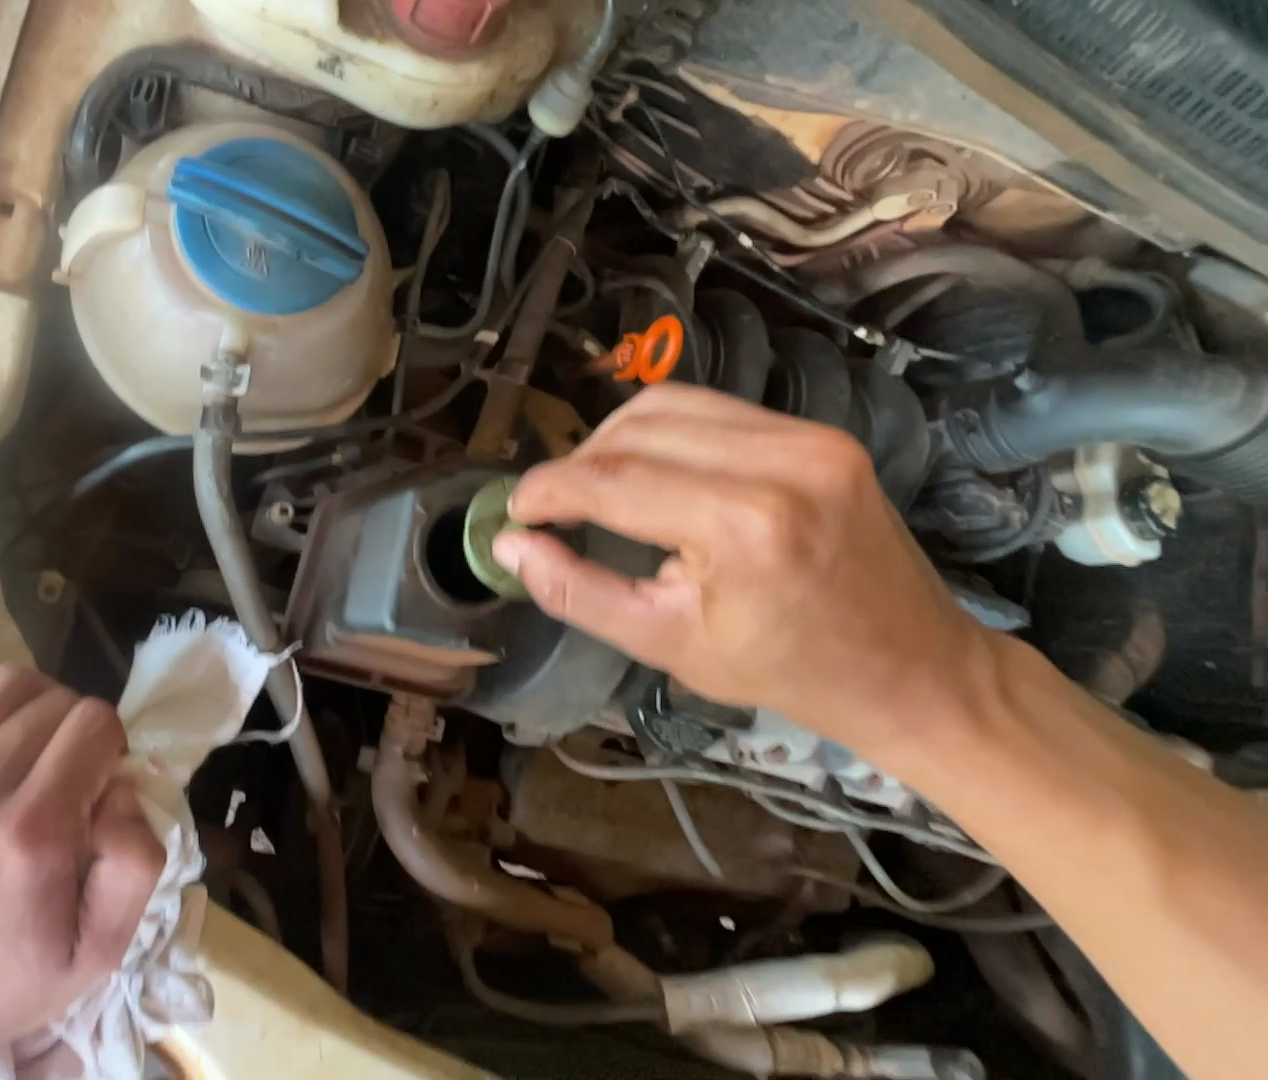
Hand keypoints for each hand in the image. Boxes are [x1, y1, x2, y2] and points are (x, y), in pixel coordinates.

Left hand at [0, 666, 163, 1078]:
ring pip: (5, 682)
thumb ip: (137, 864)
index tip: (101, 786)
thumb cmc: (3, 985)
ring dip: (38, 704)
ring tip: (37, 747)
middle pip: (56, 699)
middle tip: (72, 775)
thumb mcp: (98, 953)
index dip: (113, 746)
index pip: (94, 724)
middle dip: (80, 729)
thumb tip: (123, 789)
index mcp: (30, 836)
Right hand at [493, 384, 994, 757]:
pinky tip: (648, 473)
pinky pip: (711, 410)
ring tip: (593, 489)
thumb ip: (576, 590)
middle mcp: (780, 461)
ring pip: (667, 404)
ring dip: (612, 441)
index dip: (545, 490)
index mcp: (743, 525)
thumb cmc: (783, 670)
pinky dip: (660, 434)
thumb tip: (509, 544)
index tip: (513, 511)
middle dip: (575, 464)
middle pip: (634, 429)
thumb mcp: (664, 644)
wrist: (910, 666)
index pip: (610, 479)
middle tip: (552, 509)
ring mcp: (807, 437)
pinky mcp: (817, 432)